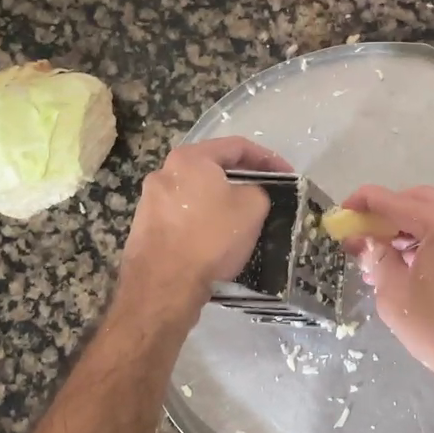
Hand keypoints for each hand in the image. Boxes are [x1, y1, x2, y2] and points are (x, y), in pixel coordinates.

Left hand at [119, 137, 290, 315]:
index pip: (236, 146)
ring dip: (222, 201)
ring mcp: (150, 202)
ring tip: (244, 219)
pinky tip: (218, 240)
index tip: (287, 175)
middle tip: (267, 194)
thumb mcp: (253, 207)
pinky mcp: (146, 229)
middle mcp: (164, 173)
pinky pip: (184, 217)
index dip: (268, 158)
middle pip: (213, 168)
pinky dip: (204, 222)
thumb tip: (249, 195)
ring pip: (197, 194)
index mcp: (189, 159)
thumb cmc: (211, 238)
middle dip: (243, 179)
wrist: (163, 286)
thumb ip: (258, 190)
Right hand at [340, 185, 433, 394]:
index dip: (362, 203)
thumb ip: (376, 256)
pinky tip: (406, 260)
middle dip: (385, 212)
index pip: (393, 200)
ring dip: (405, 225)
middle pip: (416, 199)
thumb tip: (365, 239)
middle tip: (361, 234)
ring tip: (379, 253)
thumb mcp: (394, 294)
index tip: (342, 215)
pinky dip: (425, 236)